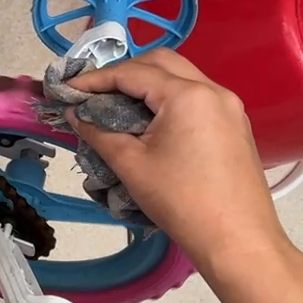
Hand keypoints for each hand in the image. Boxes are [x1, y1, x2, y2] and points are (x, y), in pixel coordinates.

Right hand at [67, 50, 290, 271]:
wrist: (236, 239)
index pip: (131, 73)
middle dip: (122, 72)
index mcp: (187, 96)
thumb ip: (97, 131)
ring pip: (178, 77)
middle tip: (92, 93)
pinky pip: (192, 96)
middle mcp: (212, 91)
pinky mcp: (233, 124)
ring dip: (144, 84)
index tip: (65, 90)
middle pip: (160, 63)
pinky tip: (145, 121)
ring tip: (114, 106)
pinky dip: (164, 98)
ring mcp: (228, 107)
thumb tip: (74, 113)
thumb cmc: (180, 199)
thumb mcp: (129, 163)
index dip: (94, 79)